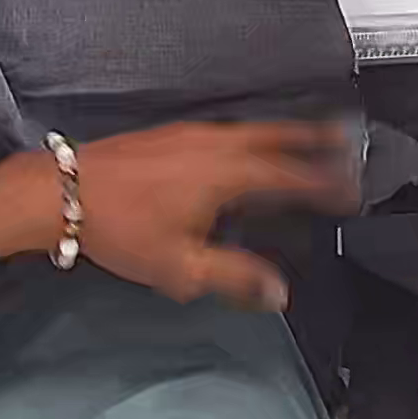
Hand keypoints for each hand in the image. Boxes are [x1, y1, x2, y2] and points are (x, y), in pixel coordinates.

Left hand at [0, 122, 357, 310]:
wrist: (70, 189)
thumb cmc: (122, 226)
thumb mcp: (181, 266)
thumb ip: (235, 277)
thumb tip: (276, 290)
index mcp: (222, 173)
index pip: (285, 173)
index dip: (321, 180)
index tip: (347, 185)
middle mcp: (211, 144)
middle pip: (272, 136)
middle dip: (309, 137)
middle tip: (340, 138)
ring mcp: (190, 133)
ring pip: (249, 128)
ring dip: (280, 133)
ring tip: (304, 138)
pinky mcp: (172, 132)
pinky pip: (225, 128)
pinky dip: (250, 133)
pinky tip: (247, 147)